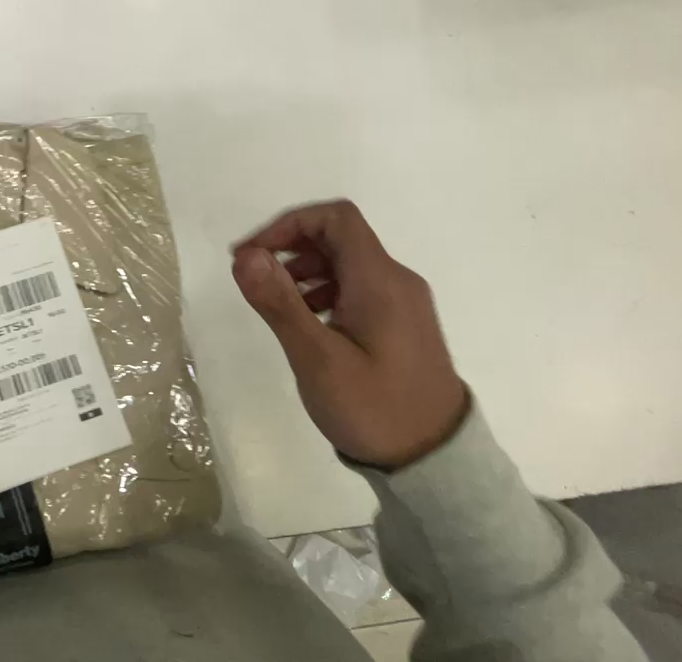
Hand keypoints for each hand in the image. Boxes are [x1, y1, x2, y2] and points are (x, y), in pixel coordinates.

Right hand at [231, 200, 467, 469]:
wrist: (436, 464)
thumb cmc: (373, 409)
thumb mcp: (316, 359)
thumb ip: (279, 303)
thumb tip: (245, 256)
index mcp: (380, 282)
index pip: (335, 218)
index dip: (287, 224)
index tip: (252, 256)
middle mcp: (397, 281)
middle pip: (338, 236)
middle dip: (288, 246)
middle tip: (252, 279)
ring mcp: (402, 303)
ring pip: (346, 261)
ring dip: (303, 269)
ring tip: (275, 305)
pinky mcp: (400, 323)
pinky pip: (356, 286)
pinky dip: (322, 289)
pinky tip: (306, 323)